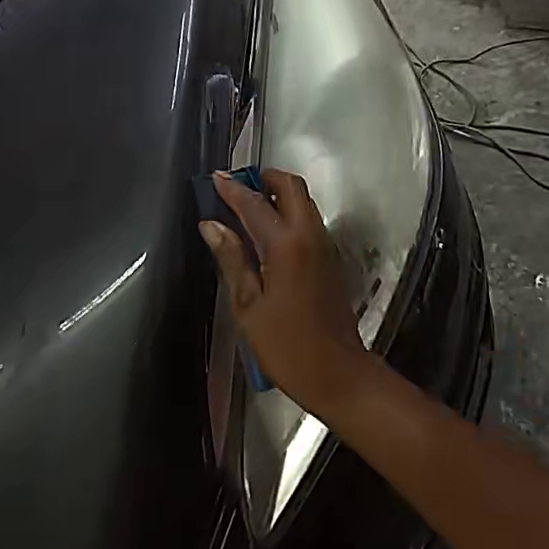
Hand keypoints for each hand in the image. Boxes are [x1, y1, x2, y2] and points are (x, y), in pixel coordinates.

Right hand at [201, 170, 376, 415]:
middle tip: (237, 187)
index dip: (232, 189)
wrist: (336, 371)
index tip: (216, 177)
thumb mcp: (248, 305)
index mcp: (286, 244)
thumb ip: (232, 259)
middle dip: (264, 179)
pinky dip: (289, 212)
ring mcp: (324, 244)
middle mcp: (310, 235)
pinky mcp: (330, 257)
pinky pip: (309, 220)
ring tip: (249, 206)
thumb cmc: (286, 344)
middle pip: (291, 187)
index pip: (254, 204)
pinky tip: (268, 232)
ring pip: (303, 201)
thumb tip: (212, 226)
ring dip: (279, 194)